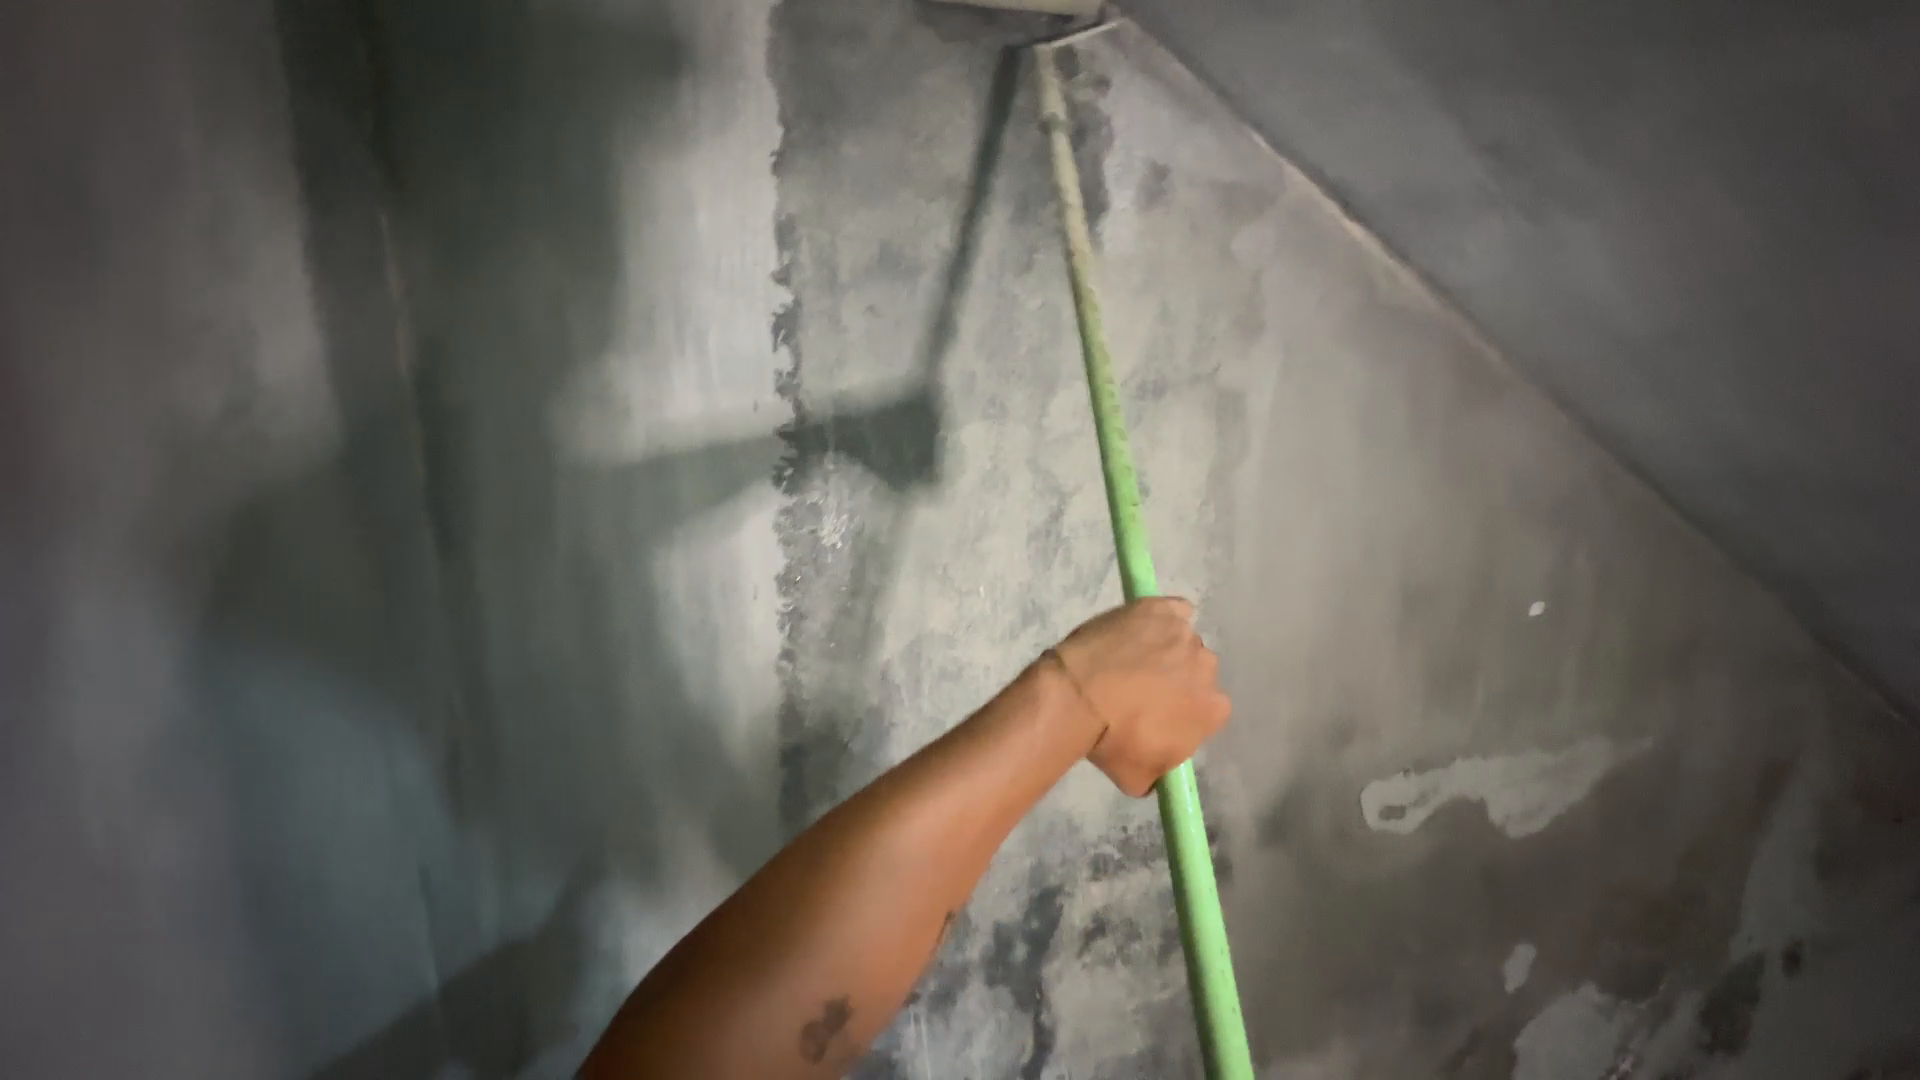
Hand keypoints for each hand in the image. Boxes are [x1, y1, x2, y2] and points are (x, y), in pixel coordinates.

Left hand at [1048, 597, 1231, 796]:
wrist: (1078, 695)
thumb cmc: (1112, 741)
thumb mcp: (1139, 779)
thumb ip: (1159, 775)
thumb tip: (1155, 776)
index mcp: (1212, 710)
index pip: (1206, 711)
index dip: (1181, 713)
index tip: (1156, 716)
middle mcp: (1207, 668)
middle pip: (1194, 672)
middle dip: (1173, 679)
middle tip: (1137, 688)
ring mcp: (1183, 634)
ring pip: (1179, 641)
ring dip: (1161, 649)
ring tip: (1127, 658)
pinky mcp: (1160, 608)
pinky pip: (1172, 609)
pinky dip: (1161, 616)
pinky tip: (1139, 626)